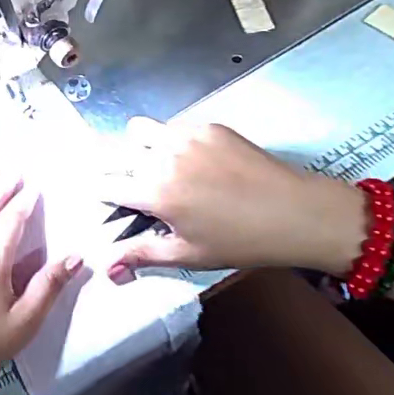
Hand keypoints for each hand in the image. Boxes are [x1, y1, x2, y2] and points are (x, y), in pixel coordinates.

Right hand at [94, 120, 366, 280]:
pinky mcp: (209, 126)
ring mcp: (186, 136)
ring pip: (143, 130)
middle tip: (133, 184)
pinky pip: (175, 127)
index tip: (106, 198)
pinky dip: (172, 140)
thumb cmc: (239, 241)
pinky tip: (196, 161)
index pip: (106, 183)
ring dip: (140, 146)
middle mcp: (163, 157)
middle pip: (117, 150)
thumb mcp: (188, 254)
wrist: (293, 211)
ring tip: (160, 166)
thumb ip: (142, 254)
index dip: (101, 191)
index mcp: (154, 192)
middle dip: (117, 166)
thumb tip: (106, 267)